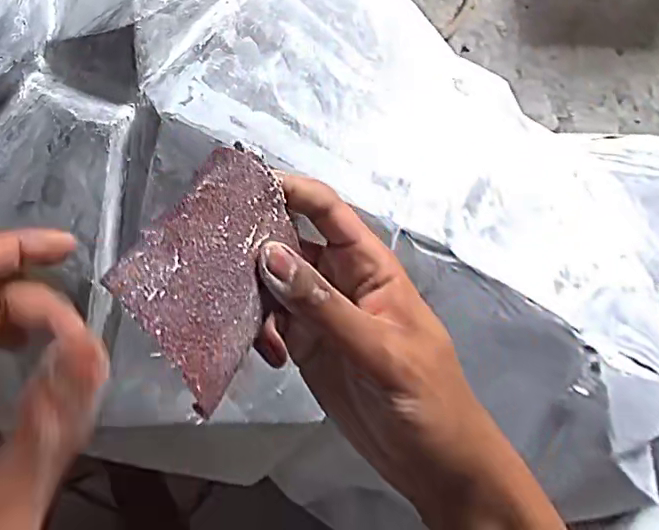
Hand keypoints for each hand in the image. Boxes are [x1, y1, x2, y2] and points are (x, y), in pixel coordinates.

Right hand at [254, 176, 561, 529]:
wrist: (441, 476)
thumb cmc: (432, 406)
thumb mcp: (382, 354)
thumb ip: (324, 306)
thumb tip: (268, 254)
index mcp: (367, 266)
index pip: (327, 211)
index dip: (291, 189)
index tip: (247, 183)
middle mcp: (336, 278)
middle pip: (286, 237)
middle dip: (253, 236)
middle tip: (217, 241)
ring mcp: (315, 309)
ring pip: (268, 276)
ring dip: (248, 286)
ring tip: (234, 302)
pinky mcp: (299, 339)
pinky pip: (265, 316)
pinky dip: (255, 327)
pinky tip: (267, 352)